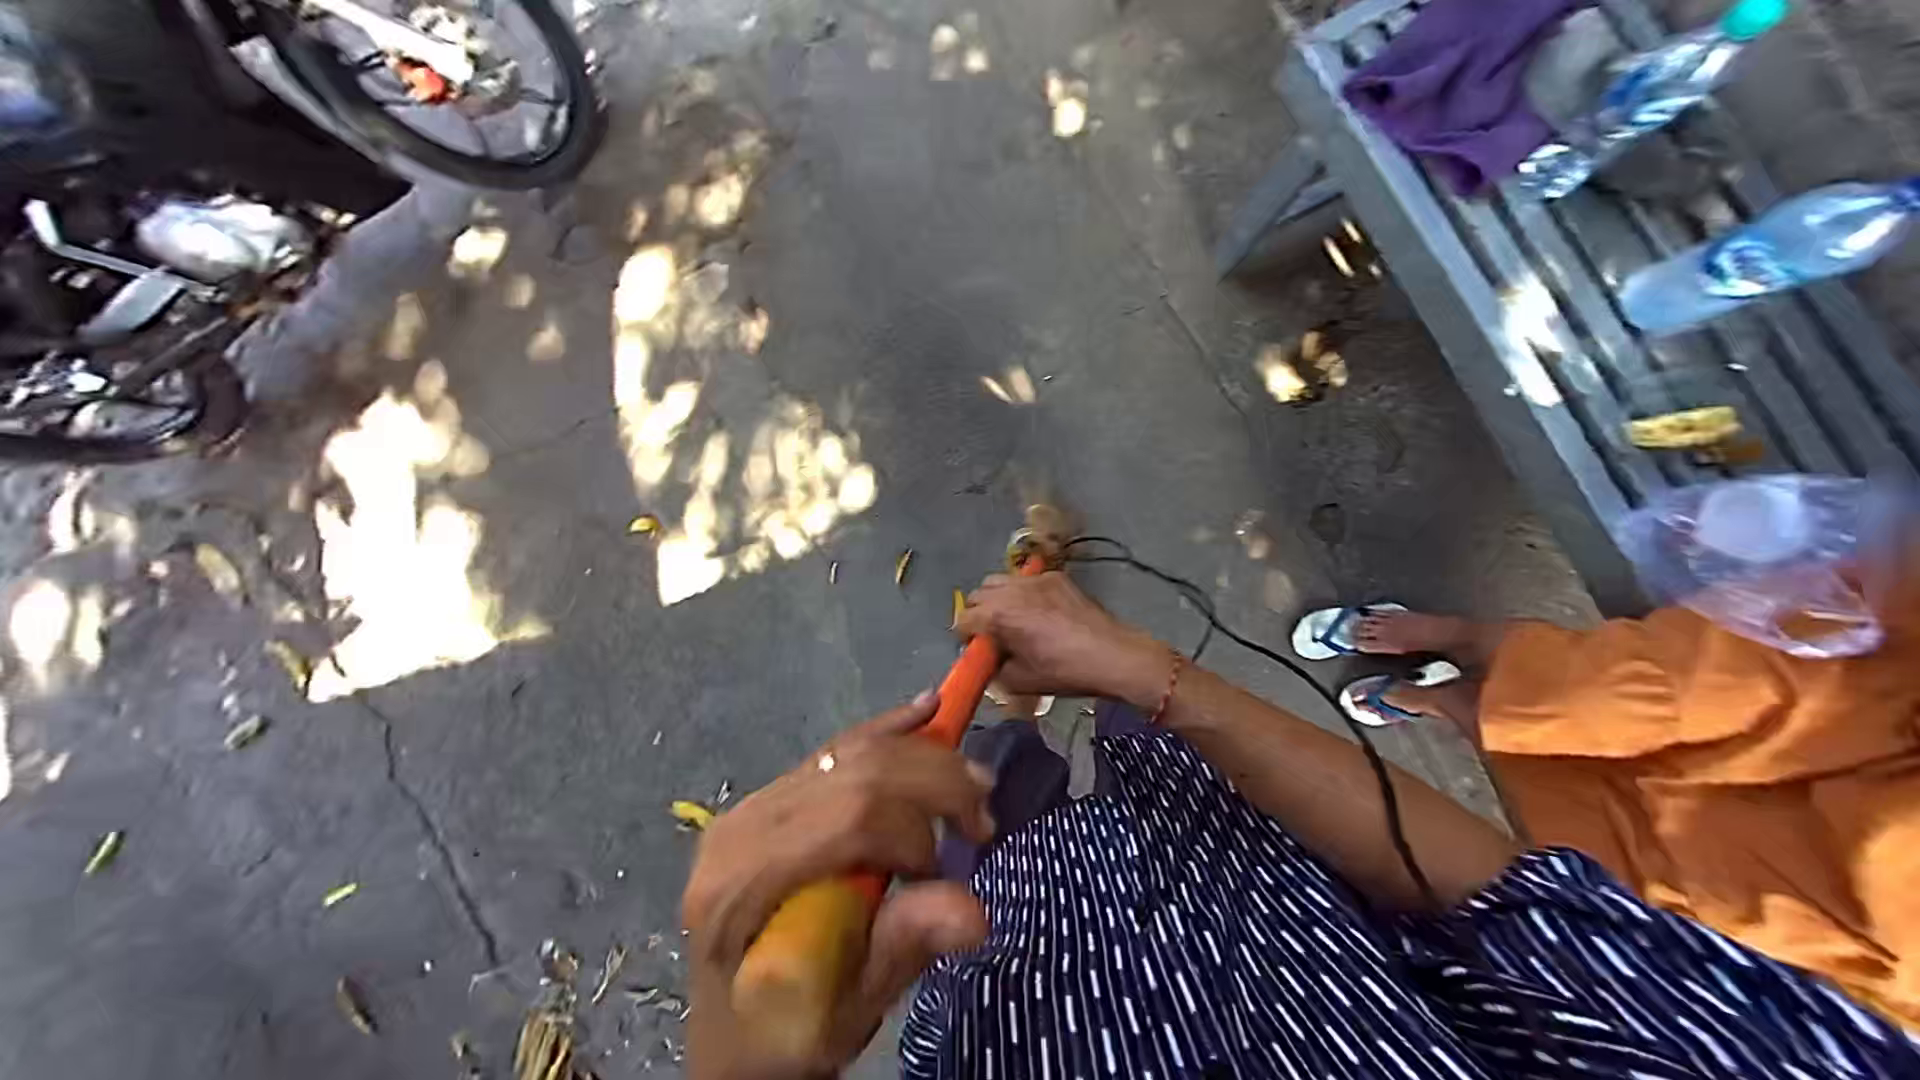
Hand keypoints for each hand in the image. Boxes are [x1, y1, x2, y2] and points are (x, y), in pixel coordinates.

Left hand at [682, 694, 993, 1078]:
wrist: (733, 1032)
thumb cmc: (784, 1032)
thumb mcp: (845, 1012)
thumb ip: (900, 951)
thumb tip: (975, 911)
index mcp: (742, 886)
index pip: (845, 819)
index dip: (912, 831)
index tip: (943, 873)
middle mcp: (741, 828)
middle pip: (853, 774)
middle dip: (932, 781)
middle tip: (984, 811)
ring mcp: (752, 804)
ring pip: (849, 752)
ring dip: (920, 754)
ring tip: (972, 776)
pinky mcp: (772, 796)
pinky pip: (836, 750)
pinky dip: (888, 731)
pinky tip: (927, 710)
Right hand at [956, 571, 1174, 709]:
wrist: (1113, 656)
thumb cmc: (1065, 672)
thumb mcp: (1020, 681)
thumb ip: (994, 669)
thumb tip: (988, 662)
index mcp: (999, 616)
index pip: (963, 619)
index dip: (966, 637)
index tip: (978, 651)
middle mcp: (1012, 591)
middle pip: (978, 595)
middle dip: (979, 614)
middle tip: (993, 635)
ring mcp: (1036, 580)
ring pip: (1000, 581)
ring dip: (998, 599)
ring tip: (1012, 619)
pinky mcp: (1057, 577)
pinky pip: (1027, 579)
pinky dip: (1023, 593)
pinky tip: (1039, 612)